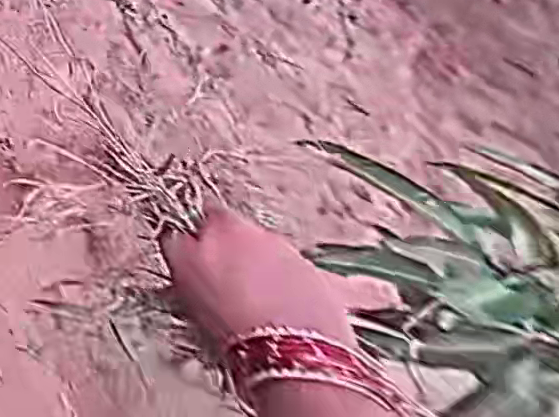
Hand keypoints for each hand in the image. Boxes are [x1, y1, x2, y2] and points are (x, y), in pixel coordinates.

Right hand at [161, 211, 359, 346]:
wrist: (283, 346)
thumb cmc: (227, 307)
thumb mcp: (180, 267)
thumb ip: (178, 241)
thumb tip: (179, 234)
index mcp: (226, 225)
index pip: (208, 212)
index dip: (200, 226)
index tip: (193, 239)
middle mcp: (267, 236)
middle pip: (248, 236)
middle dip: (239, 250)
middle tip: (225, 274)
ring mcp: (304, 263)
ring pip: (287, 259)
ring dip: (277, 269)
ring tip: (266, 292)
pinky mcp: (337, 293)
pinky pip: (358, 288)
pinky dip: (364, 289)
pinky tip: (380, 290)